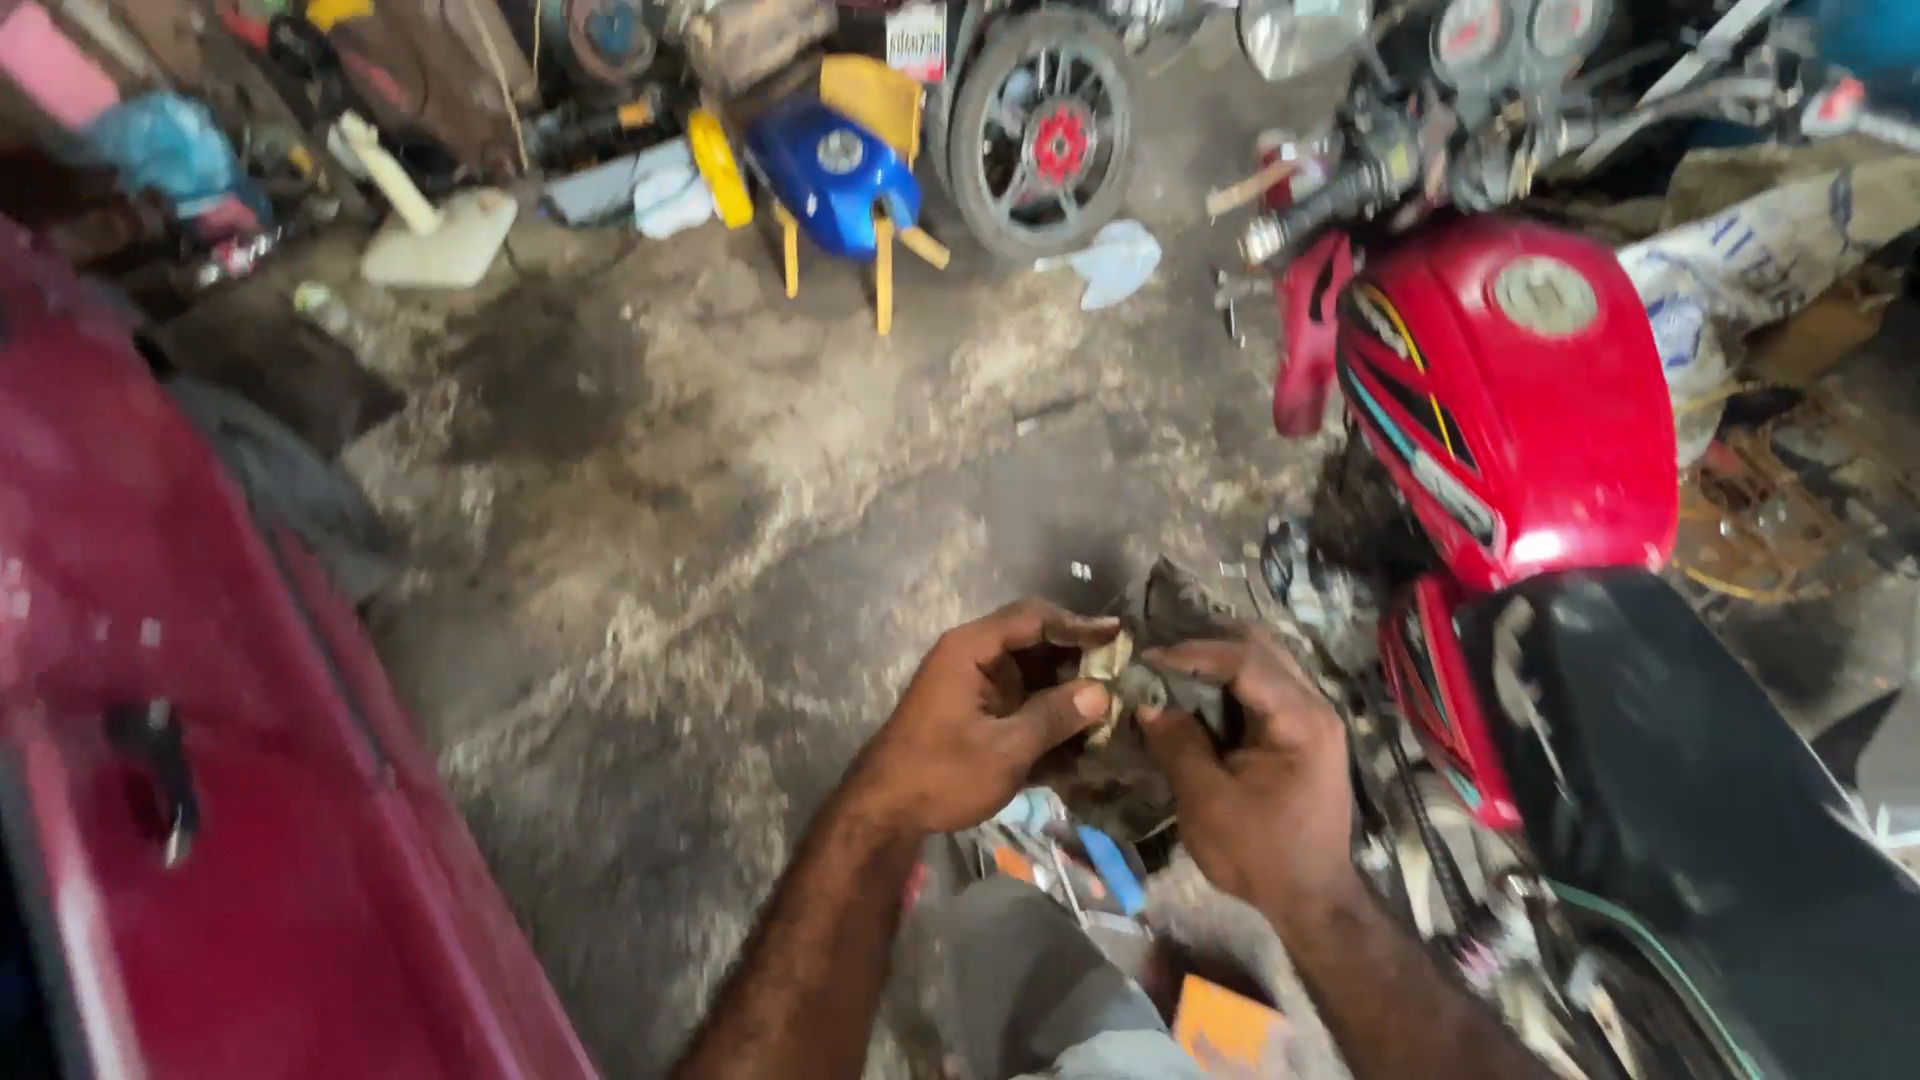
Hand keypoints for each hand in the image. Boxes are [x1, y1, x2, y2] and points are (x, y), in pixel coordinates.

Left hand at [842, 599, 1118, 834]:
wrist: (885, 810)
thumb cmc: (940, 774)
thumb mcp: (1004, 750)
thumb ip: (1053, 717)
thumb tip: (1101, 693)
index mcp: (970, 649)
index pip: (1032, 618)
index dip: (1076, 624)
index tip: (1117, 634)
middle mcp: (974, 656)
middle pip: (1035, 641)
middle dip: (1077, 657)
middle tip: (1122, 671)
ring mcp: (976, 683)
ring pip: (1032, 671)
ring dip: (1067, 685)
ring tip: (1111, 701)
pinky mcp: (979, 709)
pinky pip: (1022, 697)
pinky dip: (1048, 708)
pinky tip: (1081, 730)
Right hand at [1139, 631, 1359, 919]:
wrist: (1312, 900)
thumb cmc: (1261, 854)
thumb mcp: (1207, 802)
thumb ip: (1178, 745)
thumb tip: (1148, 703)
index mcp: (1300, 722)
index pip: (1245, 661)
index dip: (1194, 653)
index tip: (1149, 659)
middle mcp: (1315, 707)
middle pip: (1260, 648)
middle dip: (1206, 648)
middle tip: (1160, 661)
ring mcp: (1312, 717)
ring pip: (1264, 661)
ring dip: (1217, 661)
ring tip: (1173, 673)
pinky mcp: (1302, 730)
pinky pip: (1264, 684)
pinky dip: (1229, 681)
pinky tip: (1197, 694)